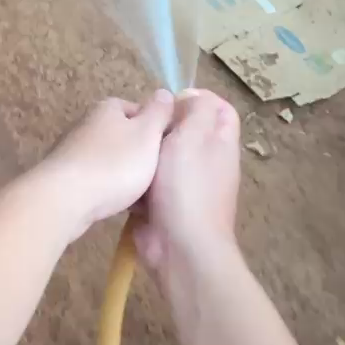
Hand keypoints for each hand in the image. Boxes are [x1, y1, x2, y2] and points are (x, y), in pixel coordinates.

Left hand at [22, 91, 174, 241]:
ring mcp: (75, 148)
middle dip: (142, 154)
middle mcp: (88, 122)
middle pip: (125, 135)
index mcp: (107, 108)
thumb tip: (164, 93)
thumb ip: (158, 113)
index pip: (139, 110)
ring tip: (146, 196)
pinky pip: (99, 178)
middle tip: (161, 176)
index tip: (171, 150)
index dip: (157, 129)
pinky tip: (122, 205)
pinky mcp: (68, 173)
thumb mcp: (146, 135)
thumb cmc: (113, 163)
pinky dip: (111, 188)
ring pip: (113, 158)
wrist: (66, 197)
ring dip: (128, 174)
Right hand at [132, 89, 242, 276]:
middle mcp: (207, 162)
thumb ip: (195, 111)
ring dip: (148, 149)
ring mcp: (186, 184)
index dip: (199, 97)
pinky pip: (151, 178)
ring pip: (165, 154)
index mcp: (220, 145)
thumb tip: (190, 97)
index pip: (220, 110)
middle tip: (144, 122)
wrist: (180, 248)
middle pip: (188, 130)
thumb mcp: (193, 137)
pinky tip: (124, 168)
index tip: (170, 99)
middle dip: (165, 123)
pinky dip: (139, 173)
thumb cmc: (187, 186)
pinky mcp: (165, 203)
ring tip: (129, 143)